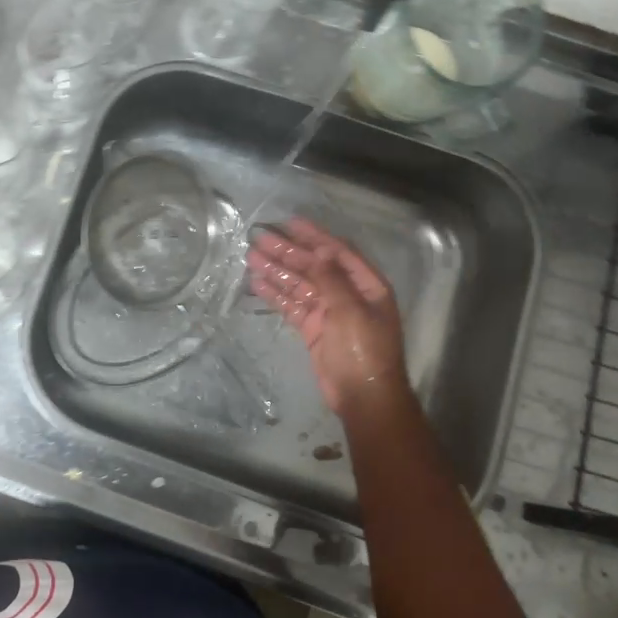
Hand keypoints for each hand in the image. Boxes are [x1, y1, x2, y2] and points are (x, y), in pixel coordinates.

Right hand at [247, 218, 409, 415]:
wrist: (363, 395)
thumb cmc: (363, 350)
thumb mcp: (351, 310)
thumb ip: (332, 279)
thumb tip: (317, 250)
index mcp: (366, 285)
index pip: (337, 252)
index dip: (314, 236)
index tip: (289, 222)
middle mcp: (348, 294)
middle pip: (314, 266)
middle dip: (288, 252)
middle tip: (259, 239)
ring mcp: (329, 312)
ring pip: (299, 285)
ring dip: (277, 271)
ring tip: (251, 257)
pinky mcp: (313, 330)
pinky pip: (292, 306)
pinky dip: (276, 295)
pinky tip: (258, 284)